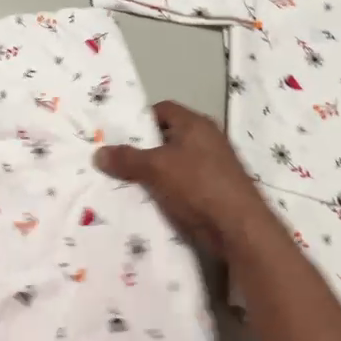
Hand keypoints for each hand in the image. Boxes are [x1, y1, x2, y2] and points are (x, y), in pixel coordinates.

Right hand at [94, 100, 268, 256]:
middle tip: (122, 159)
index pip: (163, 109)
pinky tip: (157, 201)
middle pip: (170, 136)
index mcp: (196, 124)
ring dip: (159, 171)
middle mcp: (210, 139)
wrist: (243, 231)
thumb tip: (98, 153)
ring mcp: (218, 166)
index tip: (121, 135)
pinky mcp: (221, 191)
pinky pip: (188, 183)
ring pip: (178, 162)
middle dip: (147, 148)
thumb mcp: (155, 169)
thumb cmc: (197, 186)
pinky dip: (173, 189)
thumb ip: (126, 159)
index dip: (141, 119)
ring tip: (134, 182)